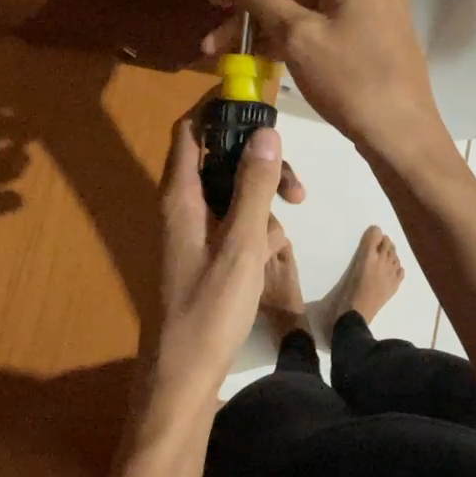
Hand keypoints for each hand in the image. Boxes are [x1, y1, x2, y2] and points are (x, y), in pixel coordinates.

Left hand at [152, 119, 285, 392]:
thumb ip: (252, 187)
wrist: (183, 375)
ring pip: (231, 195)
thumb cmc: (209, 310)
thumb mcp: (240, 245)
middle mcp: (181, 208)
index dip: (218, 108)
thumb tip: (265, 132)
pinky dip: (254, 232)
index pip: (190, 130)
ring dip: (261, 204)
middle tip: (295, 186)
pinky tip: (271, 258)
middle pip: (219, 161)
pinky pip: (233, 226)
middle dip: (259, 165)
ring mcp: (192, 233)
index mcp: (179, 197)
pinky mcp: (204, 256)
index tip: (257, 100)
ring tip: (285, 233)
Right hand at [211, 0, 448, 162]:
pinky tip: (270, 61)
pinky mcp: (379, 41)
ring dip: (272, 32)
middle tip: (216, 40)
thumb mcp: (297, 36)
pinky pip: (330, 31)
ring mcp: (379, 12)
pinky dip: (300, 43)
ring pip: (312, 14)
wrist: (401, 134)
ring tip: (233, 56)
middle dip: (255, 15)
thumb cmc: (348, 80)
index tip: (214, 6)